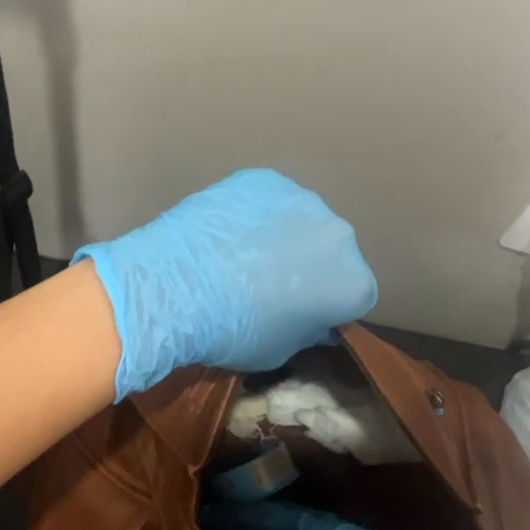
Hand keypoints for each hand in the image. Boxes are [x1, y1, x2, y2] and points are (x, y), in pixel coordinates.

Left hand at [75, 169, 375, 399]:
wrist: (176, 287)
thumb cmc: (231, 332)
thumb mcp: (280, 351)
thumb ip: (309, 330)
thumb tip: (315, 320)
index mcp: (353, 282)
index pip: (353, 295)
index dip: (326, 305)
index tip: (300, 312)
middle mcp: (340, 234)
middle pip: (330, 251)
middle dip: (309, 264)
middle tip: (270, 281)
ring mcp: (301, 198)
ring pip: (300, 219)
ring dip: (283, 233)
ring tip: (242, 253)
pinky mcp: (264, 178)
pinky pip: (267, 198)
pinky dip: (253, 211)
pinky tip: (226, 230)